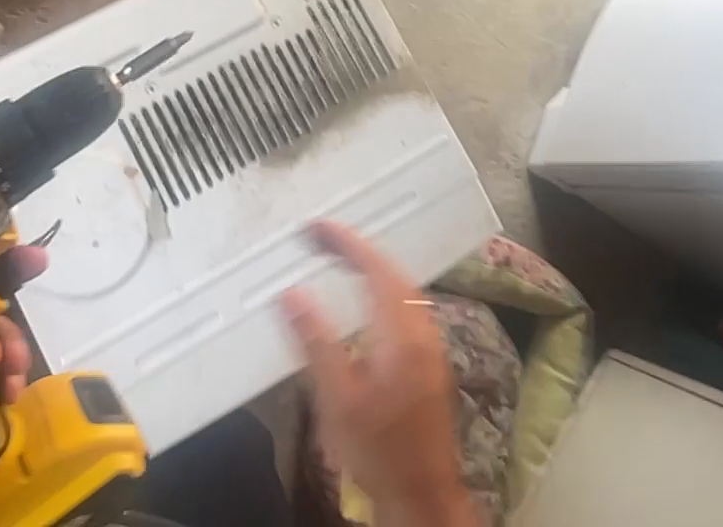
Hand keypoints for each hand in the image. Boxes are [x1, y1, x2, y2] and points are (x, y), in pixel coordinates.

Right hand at [279, 222, 477, 526]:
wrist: (421, 496)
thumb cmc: (377, 450)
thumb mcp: (337, 398)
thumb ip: (316, 341)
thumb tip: (292, 294)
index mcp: (402, 337)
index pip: (376, 272)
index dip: (347, 243)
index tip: (318, 228)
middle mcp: (423, 334)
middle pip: (395, 274)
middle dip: (359, 249)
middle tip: (322, 237)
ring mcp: (430, 349)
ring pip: (404, 290)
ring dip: (372, 267)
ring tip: (338, 258)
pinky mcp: (428, 363)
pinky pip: (405, 307)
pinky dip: (381, 289)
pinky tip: (362, 298)